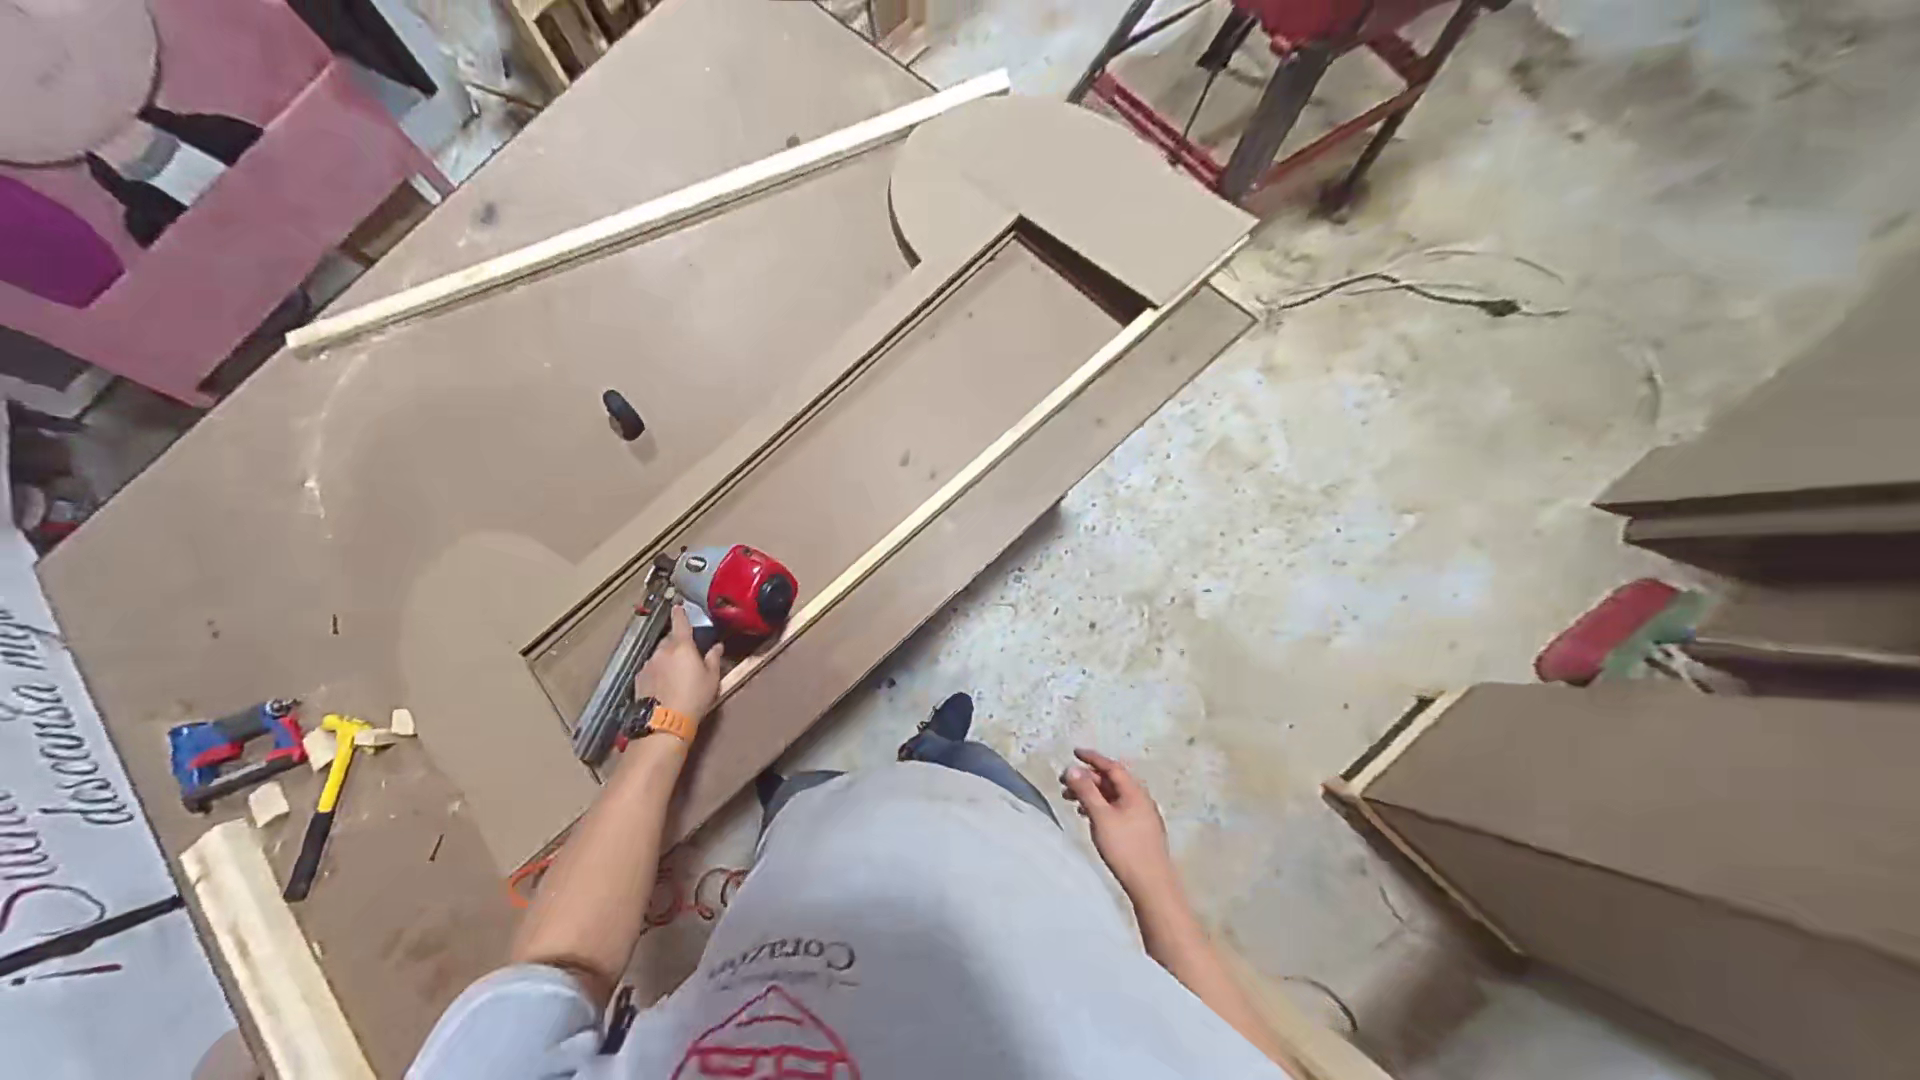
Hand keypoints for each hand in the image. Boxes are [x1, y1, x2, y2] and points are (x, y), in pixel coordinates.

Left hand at [634, 605, 724, 720]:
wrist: (665, 721)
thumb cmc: (694, 696)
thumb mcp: (711, 678)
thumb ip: (713, 658)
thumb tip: (717, 646)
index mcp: (682, 646)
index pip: (680, 622)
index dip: (680, 613)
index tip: (678, 606)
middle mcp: (662, 651)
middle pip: (669, 640)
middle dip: (677, 643)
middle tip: (686, 654)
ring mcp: (648, 664)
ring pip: (658, 655)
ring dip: (666, 658)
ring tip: (675, 673)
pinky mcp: (639, 679)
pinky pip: (650, 668)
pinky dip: (657, 671)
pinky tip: (663, 684)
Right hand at [1061, 748, 1178, 902]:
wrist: (1151, 884)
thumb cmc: (1125, 847)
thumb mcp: (1101, 816)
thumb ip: (1086, 791)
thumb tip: (1072, 769)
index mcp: (1134, 792)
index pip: (1112, 767)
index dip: (1092, 758)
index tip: (1075, 752)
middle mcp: (1140, 799)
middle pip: (1112, 781)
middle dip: (1088, 778)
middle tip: (1066, 782)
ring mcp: (1142, 815)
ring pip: (1113, 796)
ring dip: (1092, 794)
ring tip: (1071, 800)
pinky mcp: (1140, 830)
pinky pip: (1117, 808)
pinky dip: (1101, 806)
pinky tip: (1088, 815)